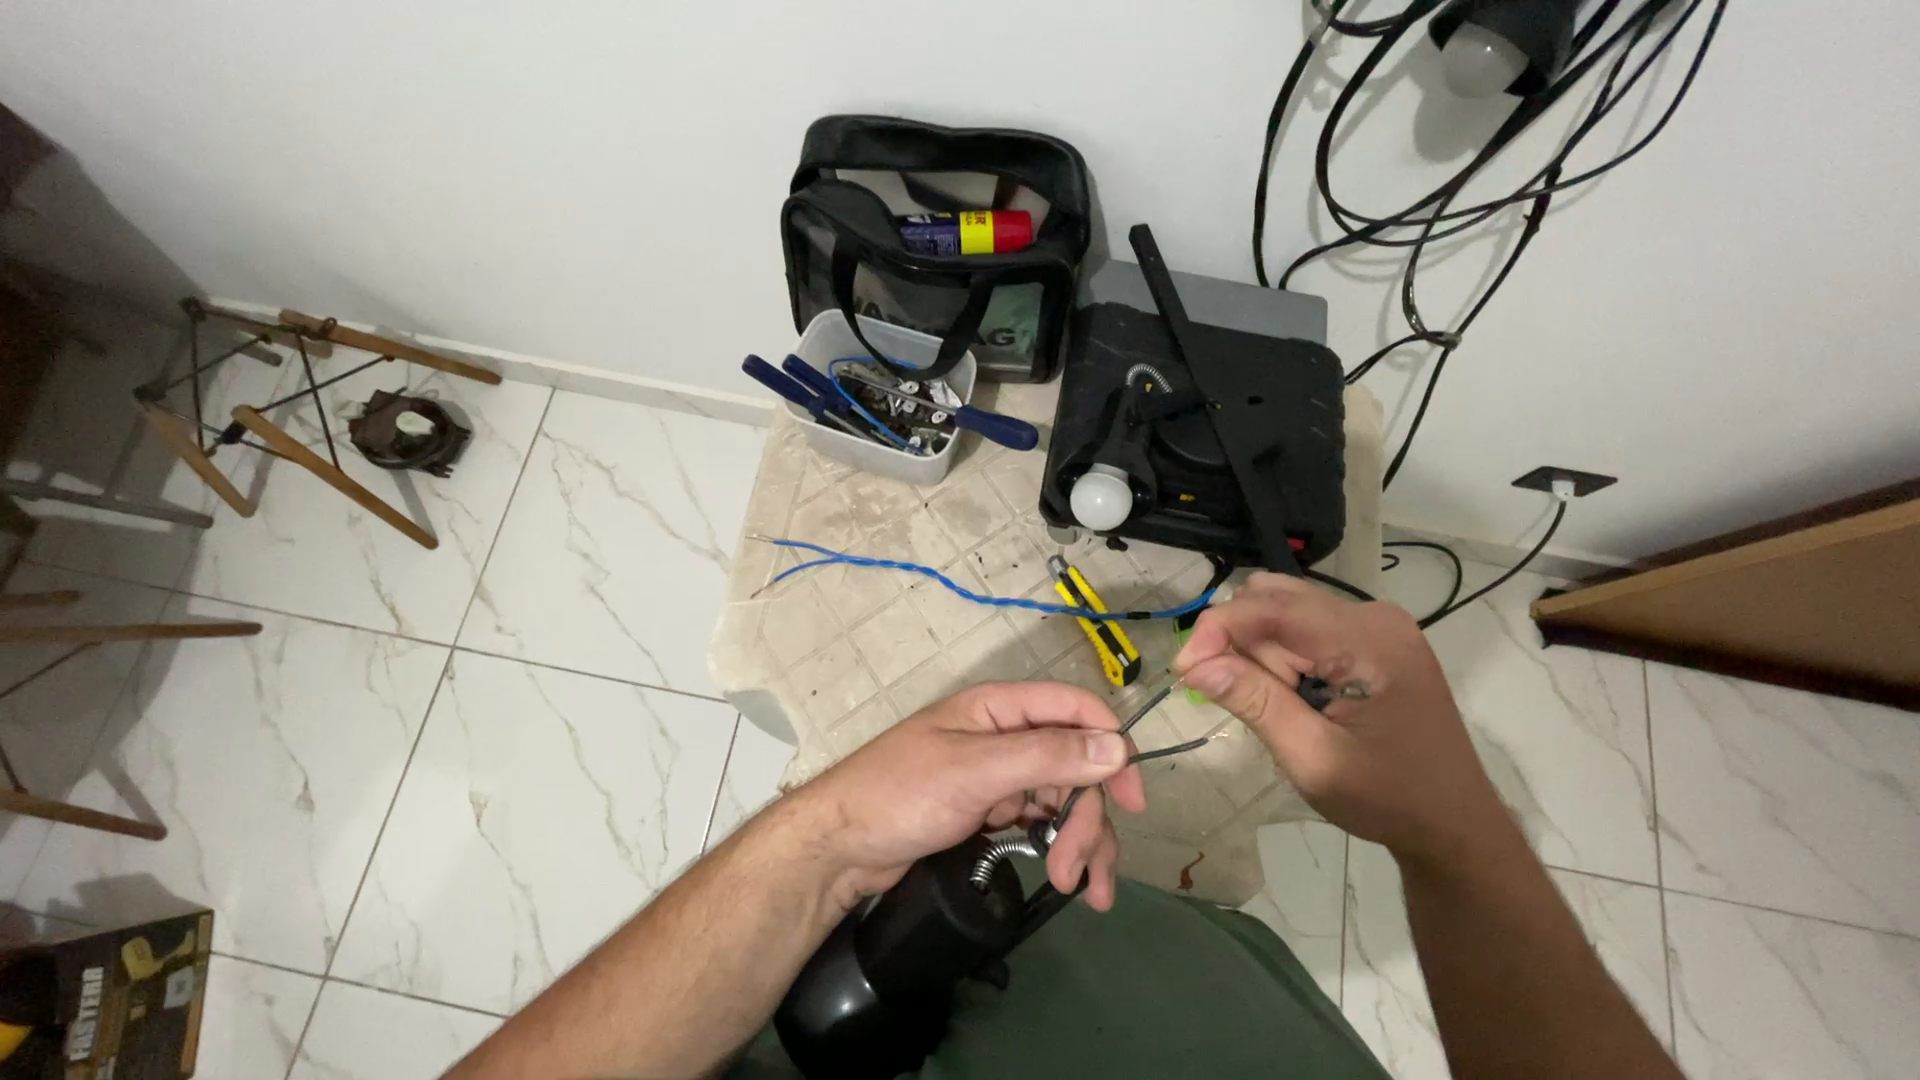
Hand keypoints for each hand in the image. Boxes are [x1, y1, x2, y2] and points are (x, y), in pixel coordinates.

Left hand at [787, 682, 1147, 910]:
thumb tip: (1117, 747)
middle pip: (1076, 763)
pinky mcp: (991, 811)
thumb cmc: (900, 794)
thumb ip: (1046, 756)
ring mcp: (999, 775)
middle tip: (1077, 871)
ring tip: (1076, 890)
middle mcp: (1006, 735)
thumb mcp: (974, 771)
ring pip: (1063, 798)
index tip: (1131, 800)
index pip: (1076, 710)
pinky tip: (1066, 881)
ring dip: (1079, 841)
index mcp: (1000, 708)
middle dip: (1086, 817)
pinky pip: (1041, 822)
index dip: (1111, 747)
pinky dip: (1059, 848)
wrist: (840, 847)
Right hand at [1173, 572, 1509, 866]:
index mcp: (1369, 641)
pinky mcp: (1371, 638)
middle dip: (1238, 642)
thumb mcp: (1312, 758)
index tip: (1182, 670)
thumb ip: (1254, 702)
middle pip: (1274, 599)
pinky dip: (1279, 653)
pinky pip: (1304, 626)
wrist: (1454, 824)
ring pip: (1283, 608)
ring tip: (1268, 700)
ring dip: (1257, 649)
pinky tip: (1289, 694)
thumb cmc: (1387, 798)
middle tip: (1235, 698)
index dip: (1218, 629)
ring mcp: (1376, 624)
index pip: (1273, 607)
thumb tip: (1193, 663)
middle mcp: (1373, 616)